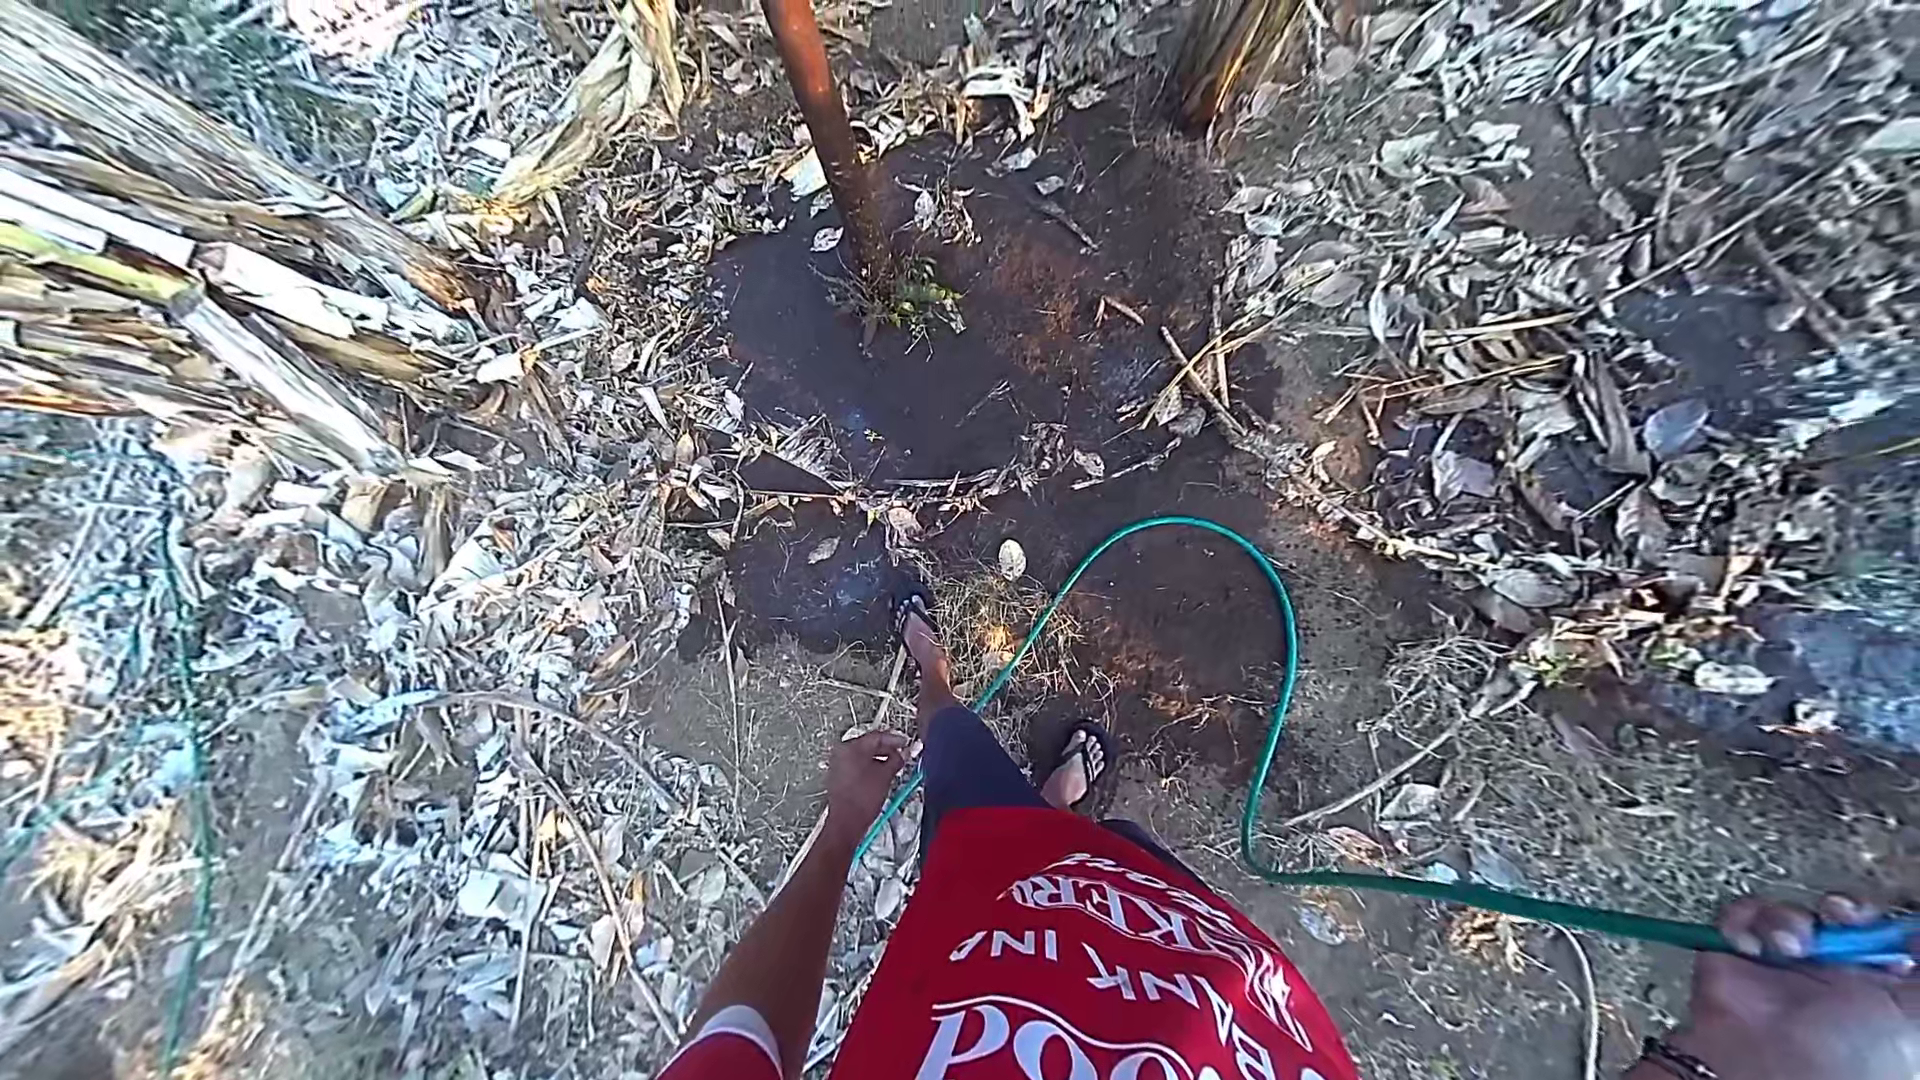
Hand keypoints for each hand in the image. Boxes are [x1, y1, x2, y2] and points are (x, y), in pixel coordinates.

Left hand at [823, 730, 908, 844]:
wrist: (847, 823)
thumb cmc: (861, 800)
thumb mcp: (886, 775)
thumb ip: (897, 759)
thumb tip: (903, 754)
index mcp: (851, 747)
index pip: (877, 736)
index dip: (895, 739)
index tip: (905, 743)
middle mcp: (841, 753)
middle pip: (869, 744)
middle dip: (887, 749)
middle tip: (901, 752)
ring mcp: (838, 765)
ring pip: (863, 755)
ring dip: (879, 758)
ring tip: (893, 765)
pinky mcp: (838, 776)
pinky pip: (857, 765)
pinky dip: (870, 767)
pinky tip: (880, 774)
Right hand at [1659, 894, 1917, 1079]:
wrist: (1773, 1050)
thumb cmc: (1860, 1047)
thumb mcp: (1914, 1015)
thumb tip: (1919, 934)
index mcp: (1891, 984)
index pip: (1895, 939)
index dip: (1891, 924)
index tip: (1885, 919)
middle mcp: (1842, 967)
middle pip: (1844, 916)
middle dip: (1842, 909)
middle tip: (1839, 914)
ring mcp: (1788, 955)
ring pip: (1790, 910)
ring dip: (1786, 920)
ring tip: (1784, 945)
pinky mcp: (1741, 944)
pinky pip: (1740, 913)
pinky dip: (1742, 922)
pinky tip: (1748, 945)